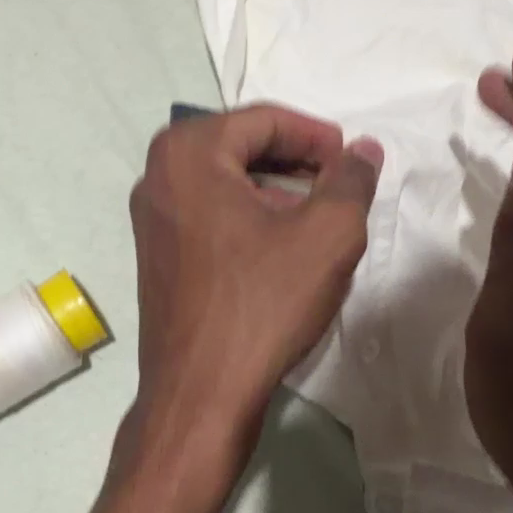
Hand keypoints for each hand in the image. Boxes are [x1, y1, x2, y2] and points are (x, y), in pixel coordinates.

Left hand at [129, 106, 382, 450]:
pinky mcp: (155, 260)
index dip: (316, 134)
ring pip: (223, 187)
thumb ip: (351, 180)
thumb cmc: (262, 305)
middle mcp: (156, 178)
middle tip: (337, 186)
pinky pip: (207, 219)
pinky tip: (279, 252)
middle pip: (239, 148)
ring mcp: (149, 222)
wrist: (200, 392)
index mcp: (187, 153)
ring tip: (316, 221)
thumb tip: (362, 151)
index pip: (263, 119)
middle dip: (293, 162)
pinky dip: (246, 222)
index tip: (351, 158)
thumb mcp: (327, 235)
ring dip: (272, 194)